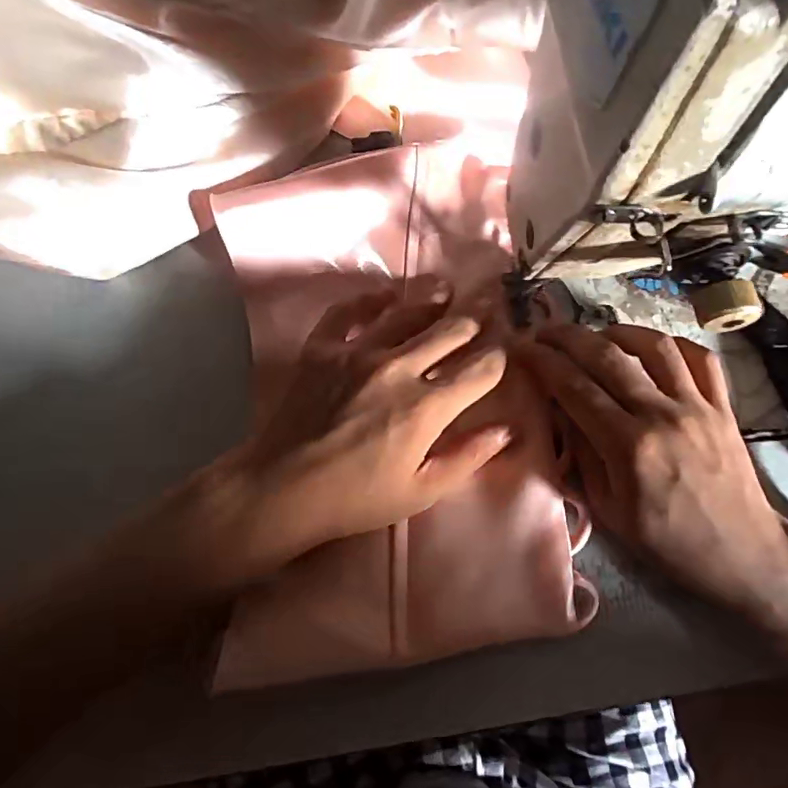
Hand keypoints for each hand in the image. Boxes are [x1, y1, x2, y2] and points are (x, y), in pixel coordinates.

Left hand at [165, 283, 511, 594]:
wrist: (280, 491)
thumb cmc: (356, 498)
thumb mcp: (421, 491)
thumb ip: (467, 457)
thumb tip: (507, 431)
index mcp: (427, 408)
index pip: (480, 370)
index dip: (498, 358)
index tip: (503, 352)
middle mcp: (399, 370)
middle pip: (450, 331)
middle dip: (475, 320)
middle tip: (488, 307)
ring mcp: (358, 354)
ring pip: (407, 313)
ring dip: (433, 299)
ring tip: (447, 289)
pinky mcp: (323, 349)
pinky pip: (350, 312)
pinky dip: (370, 299)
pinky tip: (386, 294)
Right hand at [515, 323, 787, 620]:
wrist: (743, 552)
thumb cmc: (670, 543)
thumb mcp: (611, 513)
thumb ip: (583, 457)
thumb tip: (563, 411)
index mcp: (629, 447)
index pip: (576, 388)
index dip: (545, 362)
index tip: (524, 347)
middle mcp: (662, 415)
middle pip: (608, 356)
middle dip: (569, 336)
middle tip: (547, 331)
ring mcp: (697, 405)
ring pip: (655, 346)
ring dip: (618, 331)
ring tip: (597, 335)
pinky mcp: (723, 405)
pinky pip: (700, 357)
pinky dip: (673, 343)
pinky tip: (652, 348)